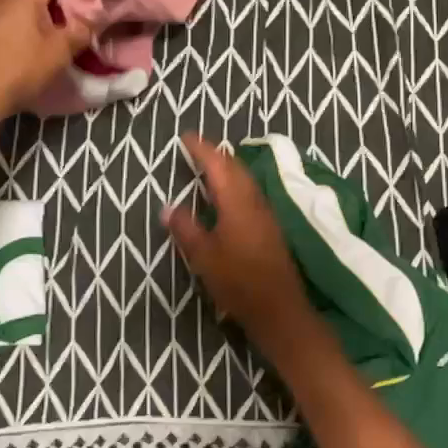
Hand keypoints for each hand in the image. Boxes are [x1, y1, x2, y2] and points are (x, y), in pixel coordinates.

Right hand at [162, 133, 314, 342]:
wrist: (279, 310)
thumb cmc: (237, 281)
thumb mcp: (203, 256)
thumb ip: (185, 228)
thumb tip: (168, 207)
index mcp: (236, 202)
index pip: (218, 165)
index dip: (202, 149)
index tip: (187, 137)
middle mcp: (254, 202)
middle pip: (236, 168)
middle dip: (217, 155)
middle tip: (197, 148)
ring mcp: (266, 215)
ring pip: (245, 180)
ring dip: (228, 169)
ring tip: (210, 166)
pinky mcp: (270, 228)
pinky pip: (250, 193)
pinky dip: (235, 185)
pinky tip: (227, 196)